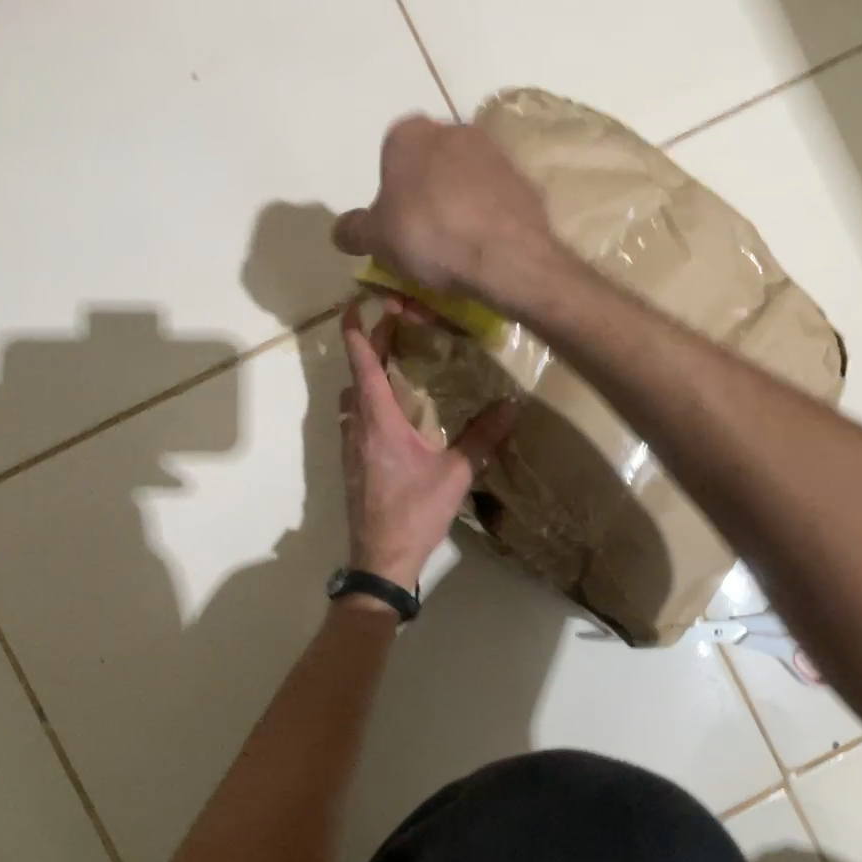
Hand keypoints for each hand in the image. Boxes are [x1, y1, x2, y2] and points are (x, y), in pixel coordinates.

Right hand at [333, 115, 562, 306]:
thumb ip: (354, 231)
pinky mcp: (521, 184)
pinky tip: (477, 268)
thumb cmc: (427, 236)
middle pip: (426, 184)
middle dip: (419, 228)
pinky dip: (479, 238)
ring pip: (459, 202)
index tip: (393, 242)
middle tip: (418, 269)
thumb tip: (341, 230)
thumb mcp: (375, 239)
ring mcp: (492, 156)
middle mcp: (452, 132)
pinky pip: (489, 213)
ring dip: (449, 237)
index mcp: (408, 134)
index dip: (388, 209)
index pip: (388, 166)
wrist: (504, 255)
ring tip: (447, 280)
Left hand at [337, 301, 516, 591]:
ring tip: (396, 367)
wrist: (381, 559)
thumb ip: (482, 438)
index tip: (357, 302)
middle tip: (395, 326)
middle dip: (372, 347)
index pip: (363, 362)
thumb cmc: (415, 514)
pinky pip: (354, 421)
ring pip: (351, 400)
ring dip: (367, 378)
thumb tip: (511, 406)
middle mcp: (357, 427)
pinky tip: (393, 416)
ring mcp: (350, 448)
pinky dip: (368, 404)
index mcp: (379, 421)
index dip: (358, 330)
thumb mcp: (456, 475)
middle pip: (358, 376)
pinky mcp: (352, 466)